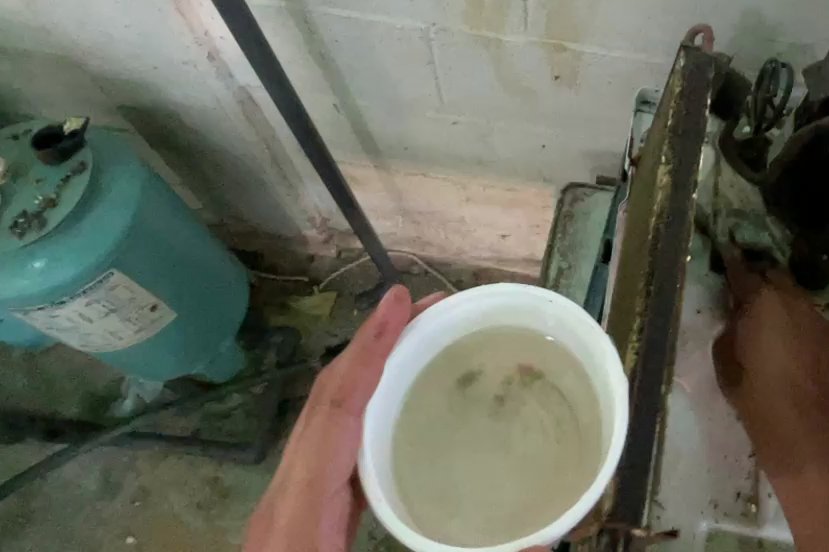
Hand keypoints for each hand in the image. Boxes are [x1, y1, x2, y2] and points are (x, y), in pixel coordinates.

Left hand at [243, 285, 442, 551]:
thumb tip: (544, 540)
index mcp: (300, 519)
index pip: (335, 409)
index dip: (370, 349)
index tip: (403, 299)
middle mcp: (284, 501)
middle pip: (326, 399)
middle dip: (375, 343)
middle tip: (430, 307)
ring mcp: (285, 511)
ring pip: (322, 418)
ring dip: (367, 370)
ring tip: (419, 341)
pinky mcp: (295, 522)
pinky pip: (327, 445)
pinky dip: (361, 408)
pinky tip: (395, 409)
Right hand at [712, 251, 828, 474]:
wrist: (798, 425)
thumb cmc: (751, 388)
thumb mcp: (723, 353)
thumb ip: (731, 324)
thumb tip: (738, 315)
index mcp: (760, 298)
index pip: (742, 271)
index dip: (732, 263)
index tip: (728, 254)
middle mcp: (791, 298)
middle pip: (774, 276)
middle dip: (761, 279)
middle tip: (749, 292)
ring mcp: (816, 316)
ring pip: (795, 297)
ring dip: (782, 301)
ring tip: (772, 319)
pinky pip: (810, 319)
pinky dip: (798, 322)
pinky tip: (792, 342)